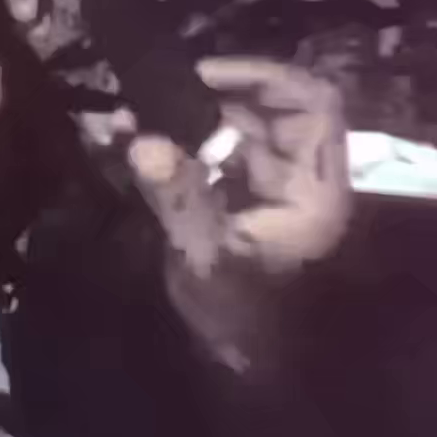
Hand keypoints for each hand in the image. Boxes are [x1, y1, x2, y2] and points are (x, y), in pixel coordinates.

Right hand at [124, 58, 350, 374]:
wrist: (237, 363)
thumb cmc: (241, 316)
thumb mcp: (208, 256)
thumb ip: (180, 197)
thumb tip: (141, 140)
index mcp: (312, 186)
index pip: (310, 105)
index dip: (263, 77)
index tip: (202, 73)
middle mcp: (293, 175)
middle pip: (262, 110)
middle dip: (205, 96)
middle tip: (150, 91)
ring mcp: (259, 185)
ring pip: (226, 130)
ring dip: (177, 118)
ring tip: (126, 115)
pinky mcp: (228, 195)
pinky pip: (200, 154)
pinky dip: (166, 143)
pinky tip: (125, 140)